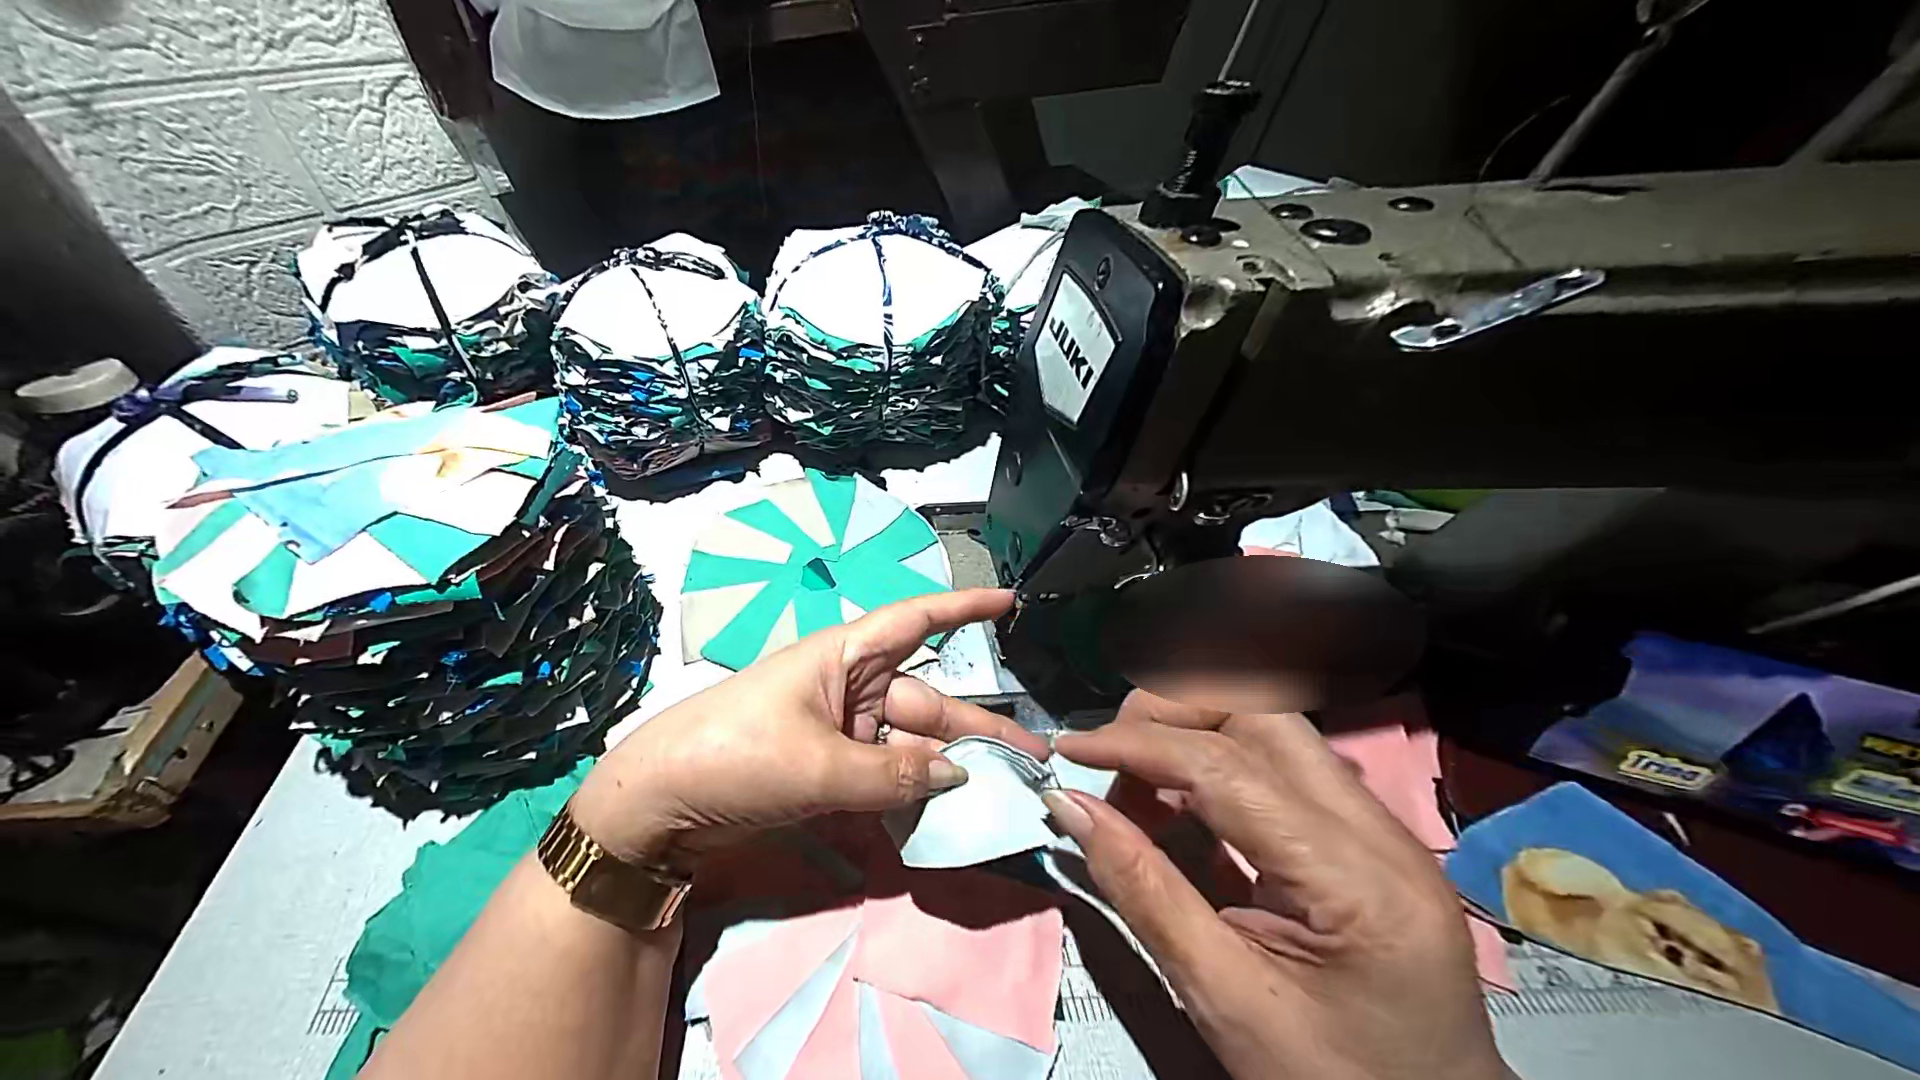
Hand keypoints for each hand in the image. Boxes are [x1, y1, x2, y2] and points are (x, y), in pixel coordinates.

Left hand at [571, 588, 1047, 864]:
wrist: (656, 806)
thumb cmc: (735, 754)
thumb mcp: (817, 765)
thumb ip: (892, 773)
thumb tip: (958, 774)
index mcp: (845, 657)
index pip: (916, 620)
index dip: (964, 608)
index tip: (1011, 602)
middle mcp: (850, 687)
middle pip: (928, 704)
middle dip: (978, 732)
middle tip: (1031, 761)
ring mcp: (842, 731)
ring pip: (911, 747)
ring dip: (948, 773)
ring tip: (1000, 798)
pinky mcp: (832, 769)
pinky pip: (886, 779)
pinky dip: (911, 799)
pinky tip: (943, 824)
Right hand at [1045, 691, 1510, 1079]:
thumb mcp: (1223, 999)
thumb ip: (1143, 890)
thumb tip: (1070, 806)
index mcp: (1354, 877)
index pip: (1225, 766)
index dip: (1135, 744)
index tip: (1067, 750)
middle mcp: (1375, 827)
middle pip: (1257, 711)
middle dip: (1170, 715)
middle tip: (1109, 760)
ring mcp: (1374, 821)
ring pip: (1266, 723)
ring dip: (1189, 733)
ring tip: (1138, 788)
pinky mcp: (1358, 827)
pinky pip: (1273, 761)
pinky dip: (1210, 762)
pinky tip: (1178, 804)